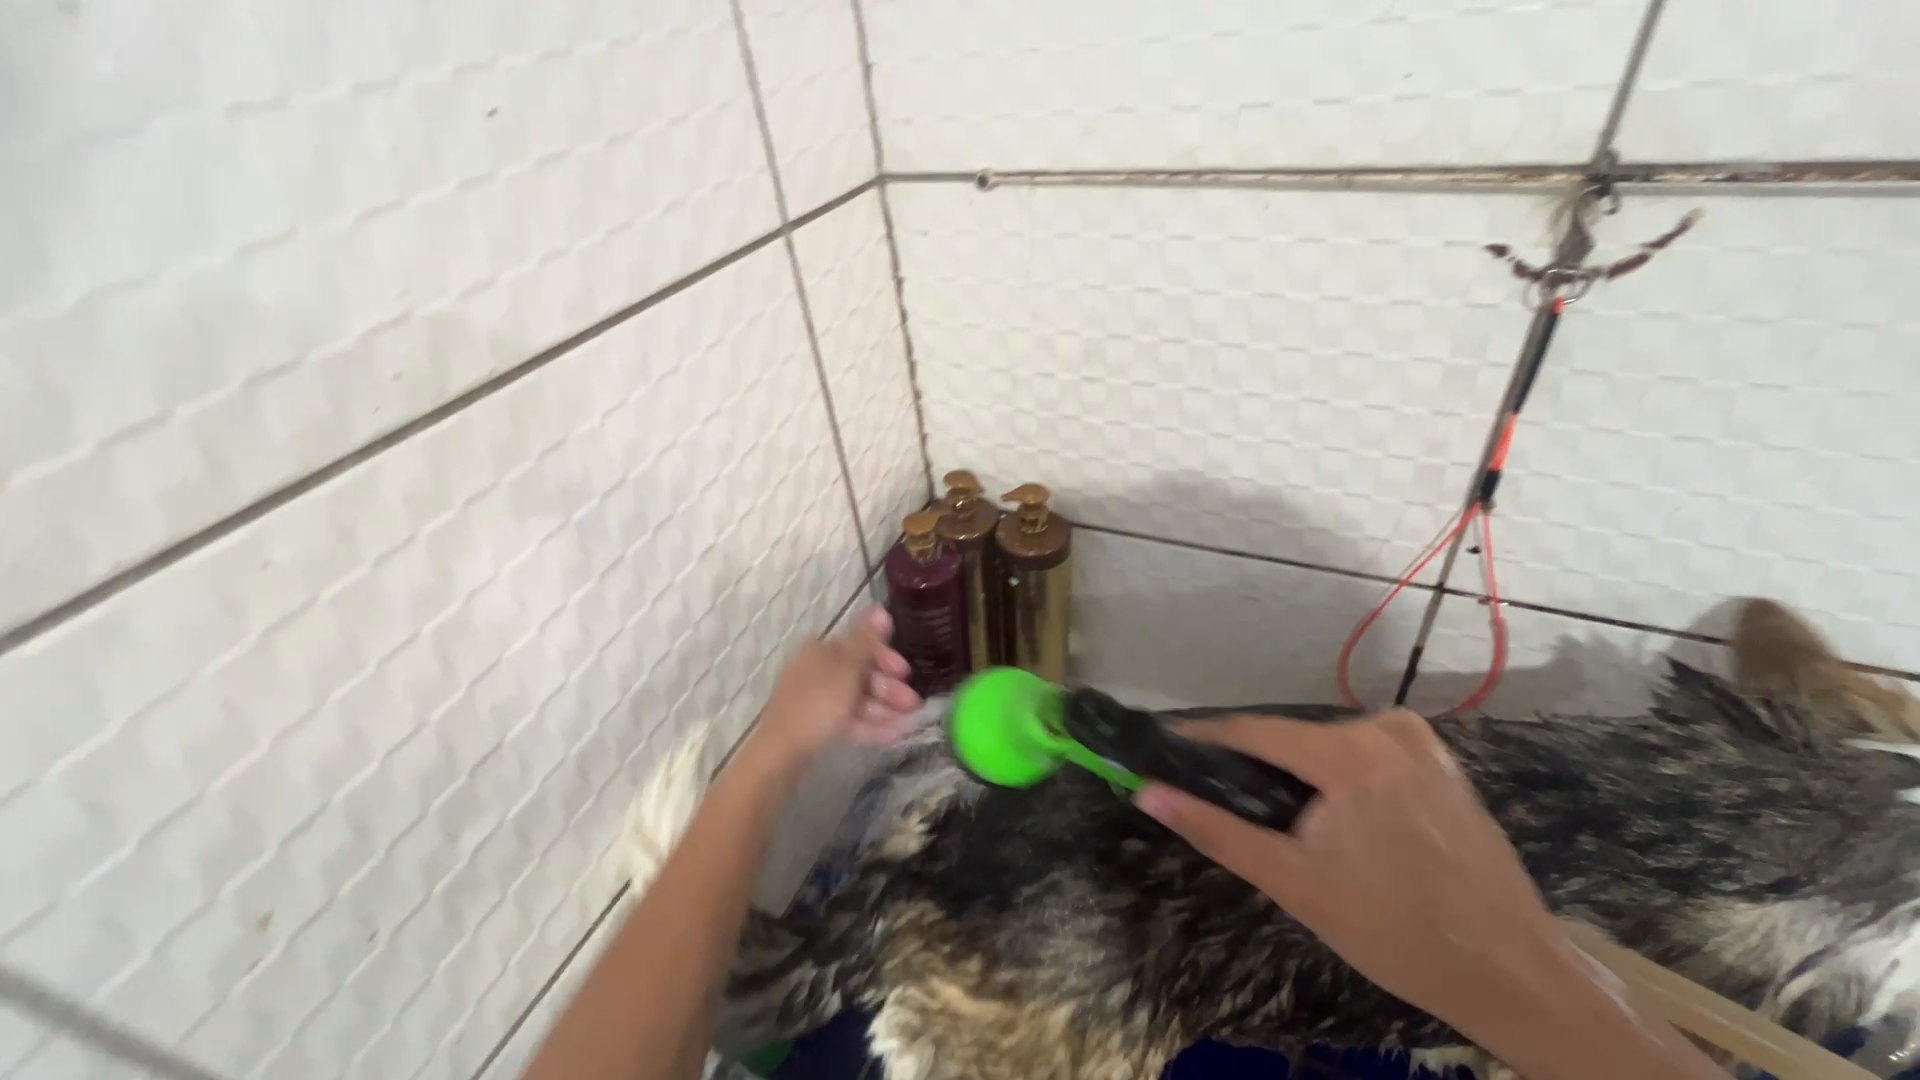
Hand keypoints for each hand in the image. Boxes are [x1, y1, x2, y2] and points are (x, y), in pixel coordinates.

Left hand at [749, 607, 921, 767]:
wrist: (781, 752)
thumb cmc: (818, 704)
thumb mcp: (847, 670)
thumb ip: (867, 640)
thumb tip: (879, 607)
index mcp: (821, 651)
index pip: (859, 646)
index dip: (886, 658)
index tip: (906, 673)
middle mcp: (817, 670)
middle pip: (860, 674)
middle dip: (889, 689)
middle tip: (912, 704)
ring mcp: (815, 699)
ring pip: (857, 699)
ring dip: (884, 709)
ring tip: (907, 724)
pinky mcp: (816, 725)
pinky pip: (849, 720)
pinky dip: (870, 726)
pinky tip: (893, 736)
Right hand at [1136, 709, 1585, 1044]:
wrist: (1510, 973)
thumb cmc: (1392, 931)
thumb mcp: (1292, 883)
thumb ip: (1215, 830)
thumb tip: (1147, 792)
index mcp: (1350, 753)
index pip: (1254, 730)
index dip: (1204, 738)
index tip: (1164, 745)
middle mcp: (1387, 729)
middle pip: (1293, 738)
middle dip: (1256, 767)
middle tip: (1226, 805)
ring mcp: (1421, 742)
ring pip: (1329, 745)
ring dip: (1299, 774)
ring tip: (1283, 823)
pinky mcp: (1442, 761)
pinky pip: (1366, 754)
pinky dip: (1340, 777)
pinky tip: (1341, 823)